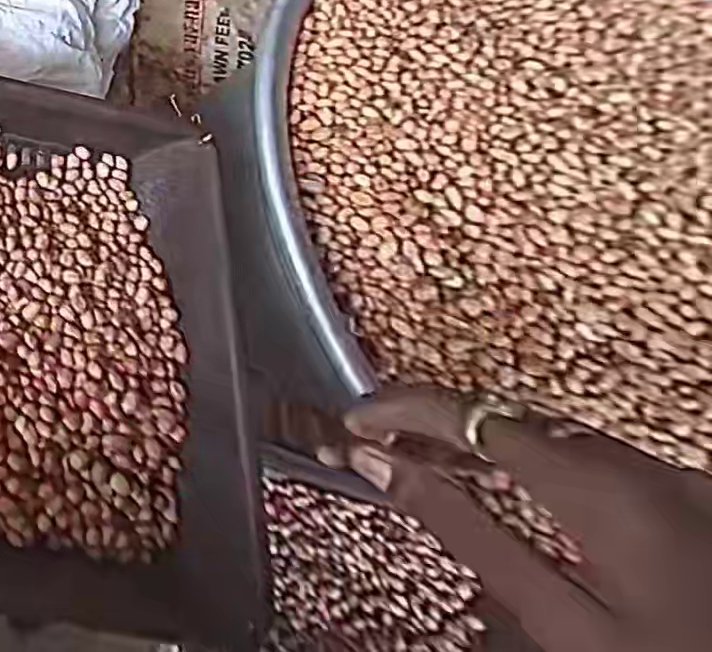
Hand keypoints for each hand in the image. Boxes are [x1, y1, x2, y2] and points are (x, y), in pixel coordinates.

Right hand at [336, 386, 711, 651]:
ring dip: (479, 441)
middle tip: (378, 442)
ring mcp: (691, 487)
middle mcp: (651, 472)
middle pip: (507, 416)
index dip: (395, 409)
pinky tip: (506, 483)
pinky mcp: (708, 505)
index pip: (465, 411)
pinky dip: (531, 460)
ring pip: (549, 435)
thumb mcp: (562, 620)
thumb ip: (462, 529)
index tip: (353, 423)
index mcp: (603, 490)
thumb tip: (373, 461)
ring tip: (429, 462)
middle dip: (432, 423)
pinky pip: (594, 458)